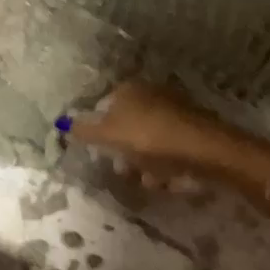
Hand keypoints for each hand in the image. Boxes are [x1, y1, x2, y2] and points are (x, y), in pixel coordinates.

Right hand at [65, 82, 269, 215]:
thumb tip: (62, 123)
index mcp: (130, 90)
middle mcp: (151, 95)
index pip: (102, 109)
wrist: (207, 152)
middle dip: (123, 154)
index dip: (99, 134)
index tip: (101, 154)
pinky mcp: (192, 132)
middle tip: (125, 170)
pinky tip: (169, 179)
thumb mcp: (108, 135)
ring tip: (150, 179)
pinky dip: (166, 166)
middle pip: (125, 129)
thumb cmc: (151, 139)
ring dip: (144, 165)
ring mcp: (174, 112)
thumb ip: (83, 129)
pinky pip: (169, 151)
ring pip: (146, 144)